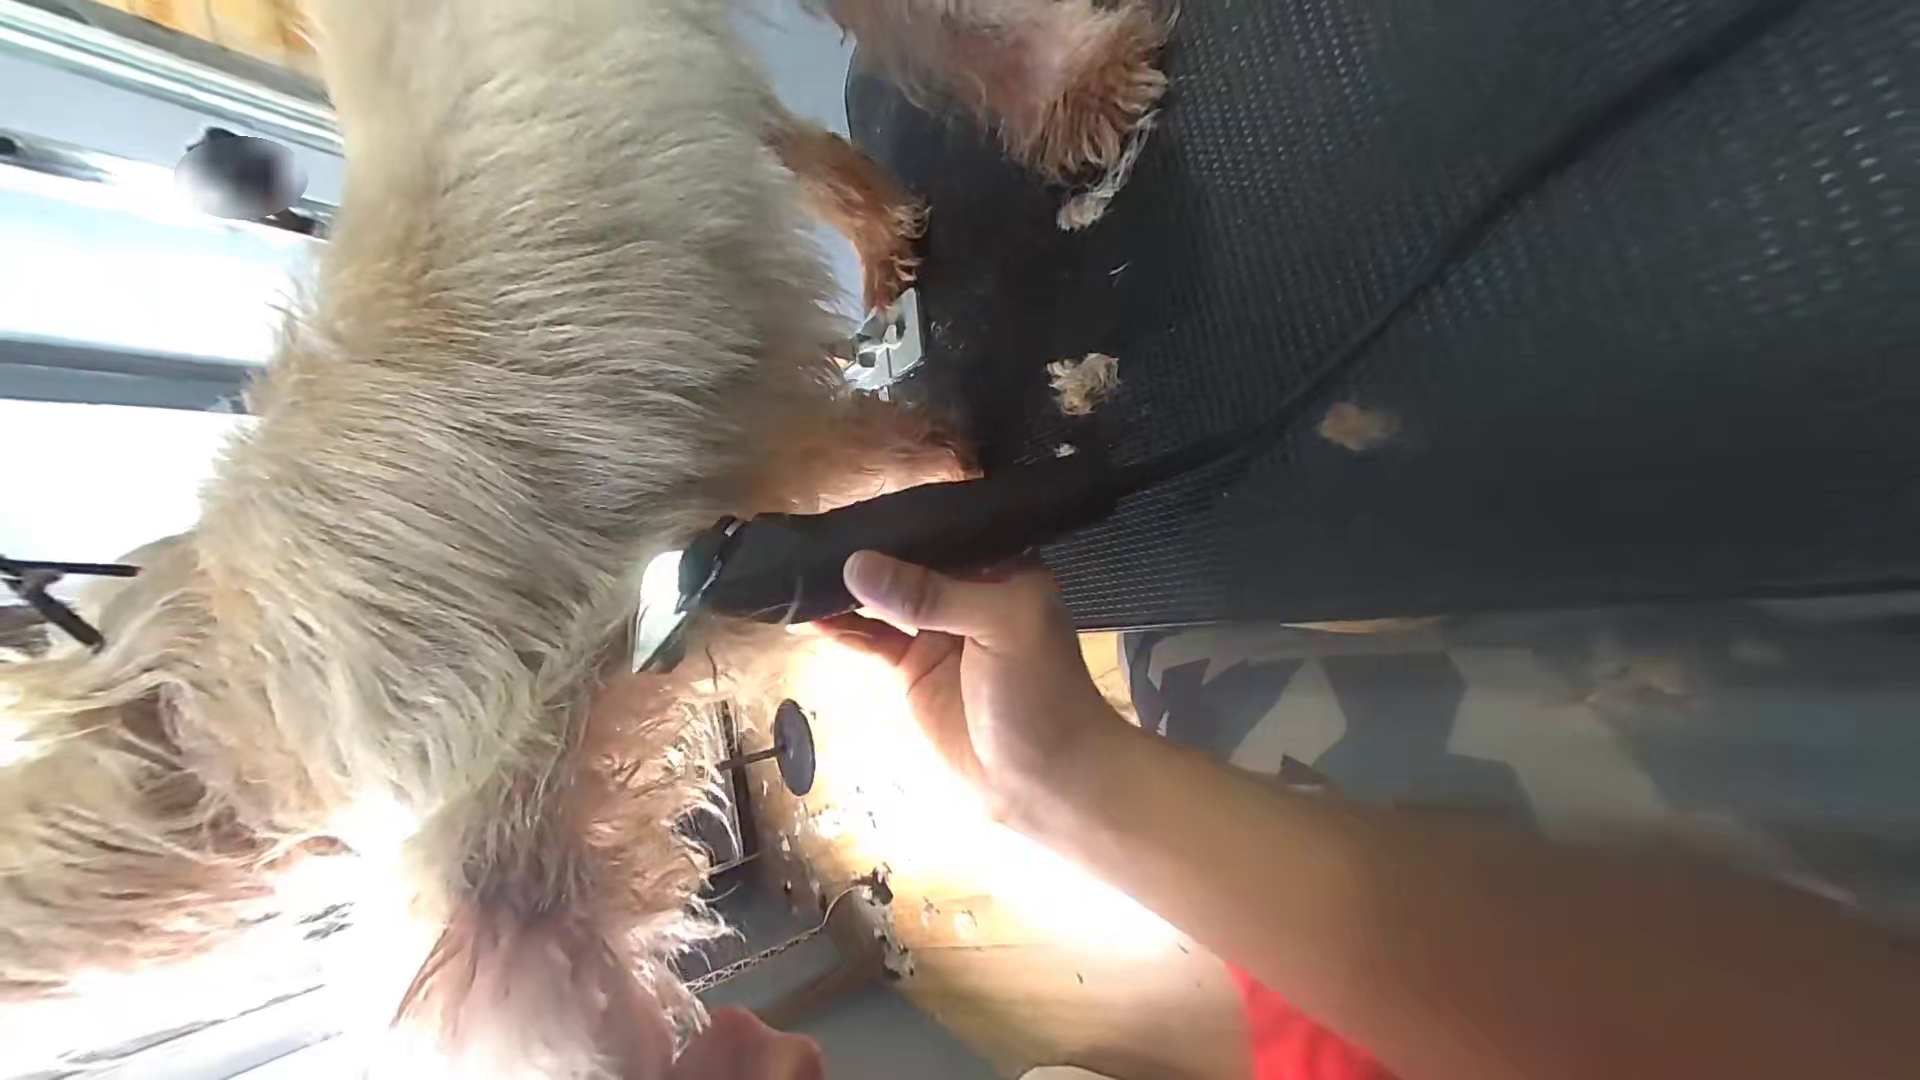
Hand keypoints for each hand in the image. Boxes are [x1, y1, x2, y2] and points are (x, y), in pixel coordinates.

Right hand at [816, 552, 1126, 821]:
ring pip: (884, 601)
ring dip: (847, 591)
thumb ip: (933, 595)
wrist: (1041, 781)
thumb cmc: (1040, 693)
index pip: (944, 533)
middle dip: (868, 553)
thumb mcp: (1002, 626)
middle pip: (908, 563)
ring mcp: (935, 631)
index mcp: (1000, 569)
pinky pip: (872, 641)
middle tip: (813, 538)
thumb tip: (858, 566)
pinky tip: (812, 618)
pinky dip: (843, 630)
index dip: (902, 521)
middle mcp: (965, 593)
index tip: (850, 509)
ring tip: (802, 574)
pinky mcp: (913, 668)